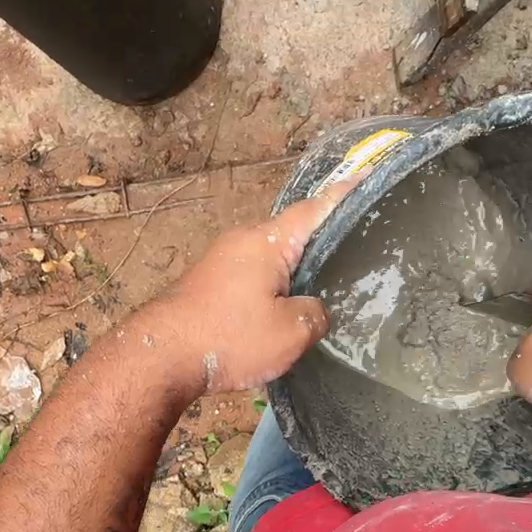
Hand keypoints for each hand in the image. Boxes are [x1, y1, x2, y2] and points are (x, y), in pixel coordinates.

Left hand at [137, 177, 360, 394]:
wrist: (162, 356)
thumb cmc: (229, 338)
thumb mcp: (290, 333)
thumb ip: (315, 315)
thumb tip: (314, 310)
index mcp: (268, 242)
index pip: (315, 210)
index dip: (345, 194)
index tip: (369, 174)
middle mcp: (243, 241)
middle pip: (292, 236)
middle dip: (321, 244)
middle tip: (353, 255)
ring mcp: (222, 261)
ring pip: (271, 262)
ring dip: (293, 275)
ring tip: (319, 293)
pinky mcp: (209, 284)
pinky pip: (252, 279)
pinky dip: (271, 291)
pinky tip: (280, 313)